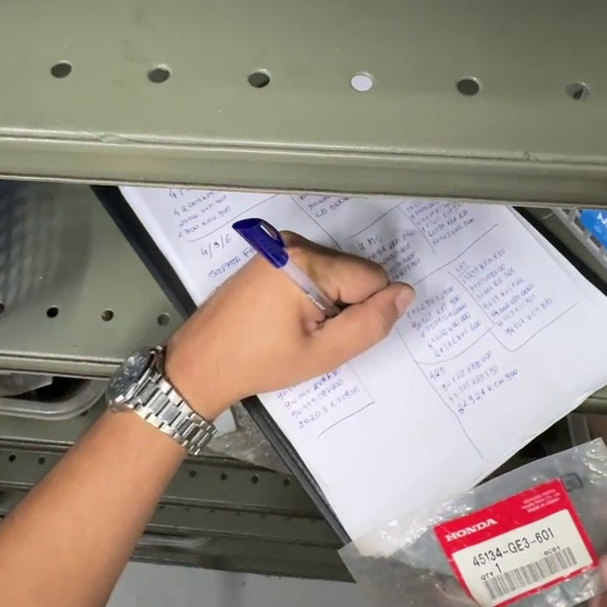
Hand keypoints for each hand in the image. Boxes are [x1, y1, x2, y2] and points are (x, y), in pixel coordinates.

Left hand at [164, 231, 413, 418]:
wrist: (201, 362)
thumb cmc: (259, 362)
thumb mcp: (324, 354)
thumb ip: (370, 323)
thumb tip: (405, 294)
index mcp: (307, 263)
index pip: (373, 279)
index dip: (363, 313)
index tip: (330, 334)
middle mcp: (293, 243)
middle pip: (355, 272)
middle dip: (345, 305)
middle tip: (311, 334)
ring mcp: (279, 246)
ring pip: (337, 271)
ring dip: (329, 300)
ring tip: (295, 327)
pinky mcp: (270, 253)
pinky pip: (314, 269)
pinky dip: (312, 292)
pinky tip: (285, 316)